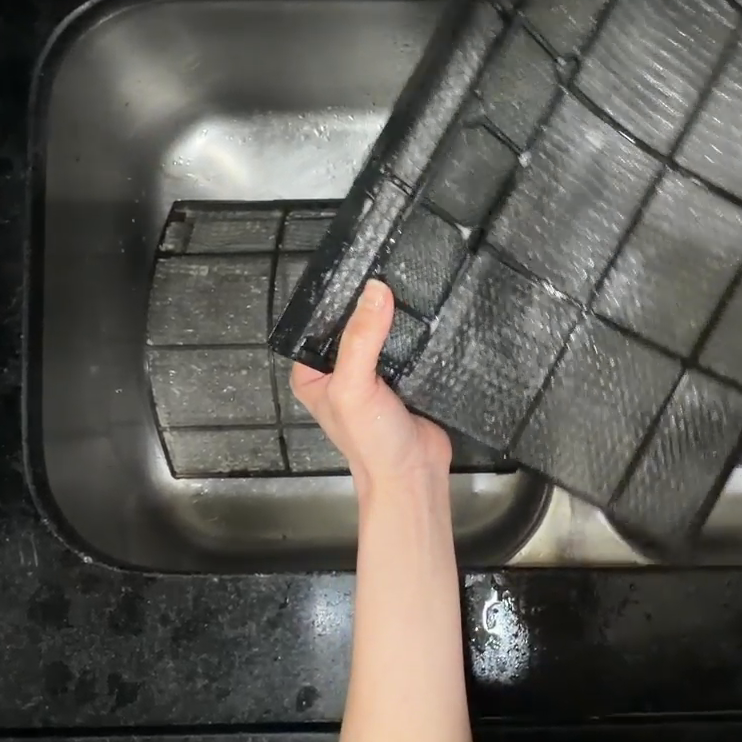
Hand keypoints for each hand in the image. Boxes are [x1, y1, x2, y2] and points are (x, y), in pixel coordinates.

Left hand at [290, 280, 451, 486]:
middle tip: (391, 267)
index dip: (339, 298)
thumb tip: (376, 289)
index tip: (360, 266)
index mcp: (313, 373)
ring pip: (384, 334)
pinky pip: (409, 347)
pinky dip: (418, 334)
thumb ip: (361, 338)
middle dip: (371, 304)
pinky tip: (429, 313)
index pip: (321, 323)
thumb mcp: (354, 386)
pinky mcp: (405, 379)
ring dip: (397, 317)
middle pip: (354, 325)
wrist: (414, 475)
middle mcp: (341, 371)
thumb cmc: (371, 441)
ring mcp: (375, 375)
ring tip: (412, 283)